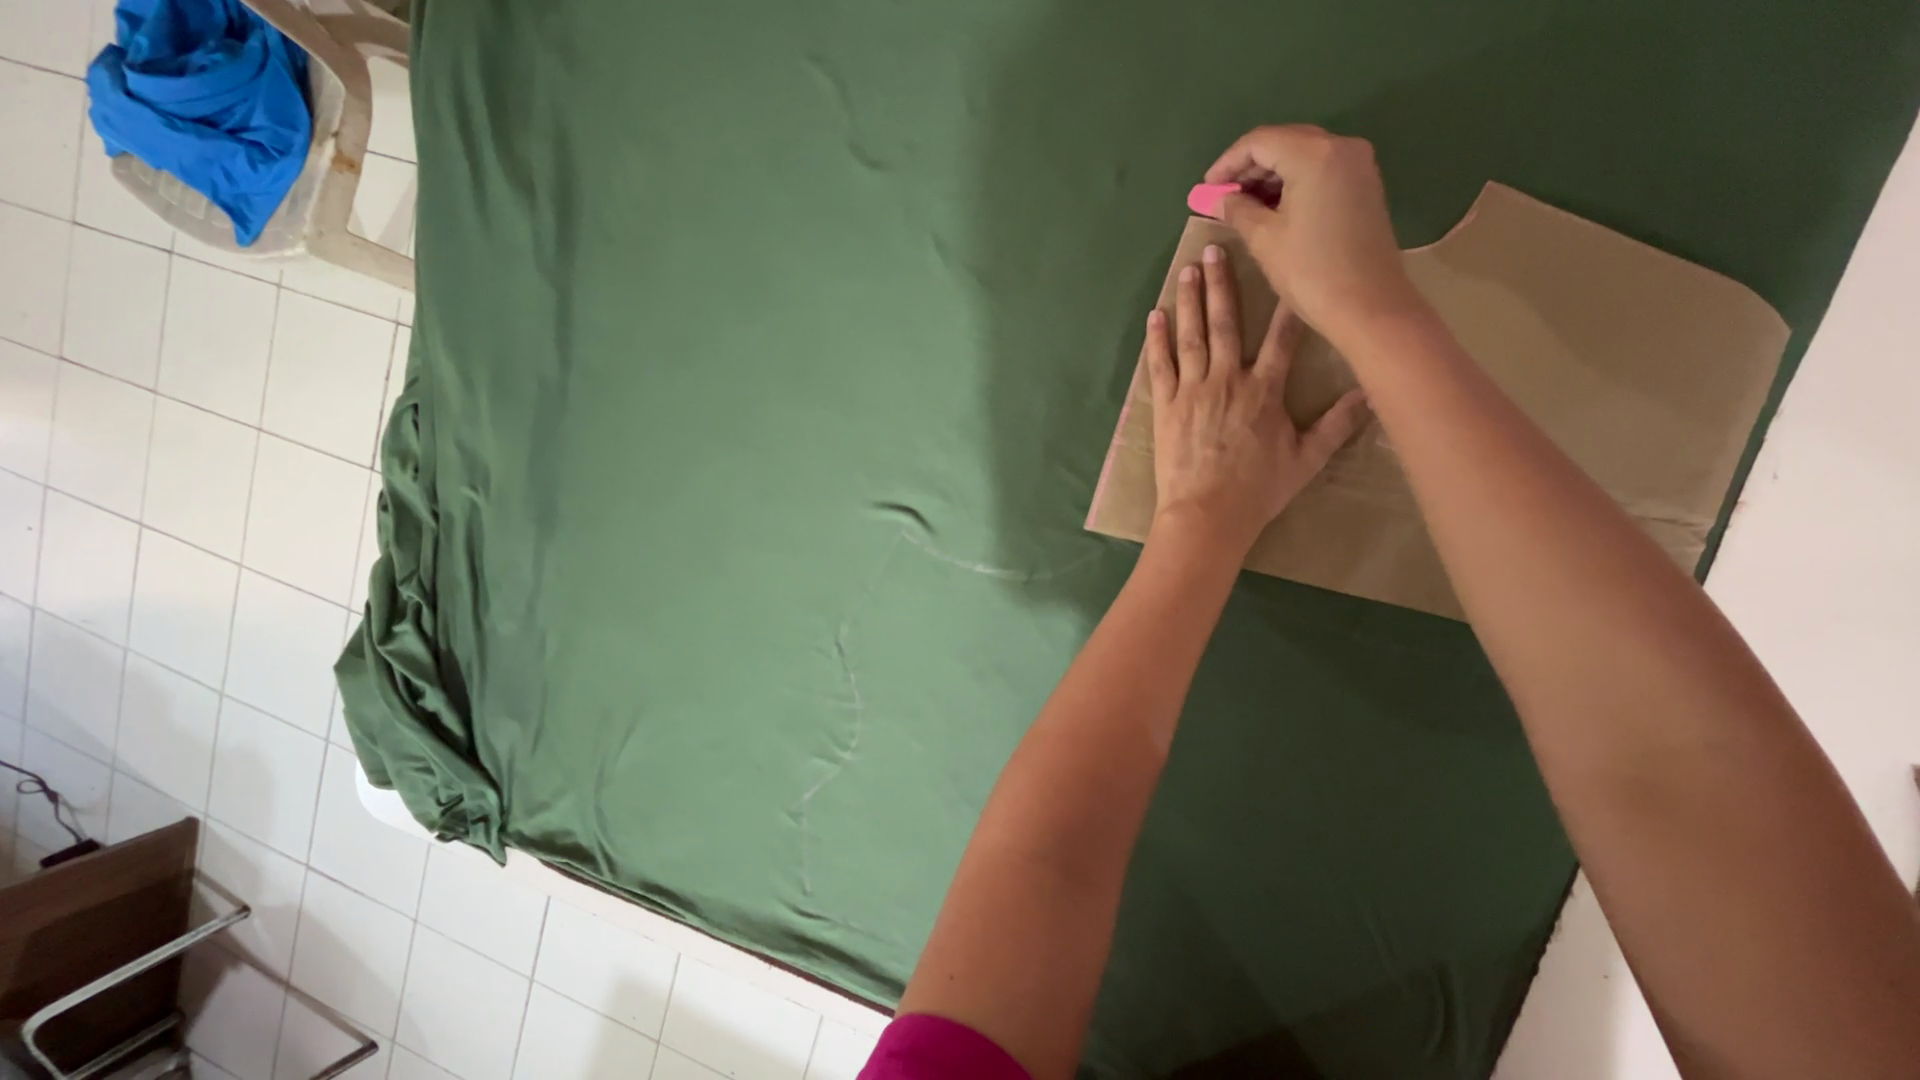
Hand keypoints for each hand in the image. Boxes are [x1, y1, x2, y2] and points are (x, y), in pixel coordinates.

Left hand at [1146, 243, 1371, 551]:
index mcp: (1264, 390)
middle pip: (1226, 323)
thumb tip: (1371, 394)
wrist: (1207, 514)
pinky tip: (1156, 315)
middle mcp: (1227, 380)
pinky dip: (1157, 339)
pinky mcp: (1165, 406)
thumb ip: (1337, 425)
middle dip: (1223, 284)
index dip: (1286, 304)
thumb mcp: (1306, 459)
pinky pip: (1160, 365)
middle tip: (1215, 249)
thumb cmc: (1258, 490)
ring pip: (1191, 336)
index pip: (1281, 338)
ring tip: (1189, 270)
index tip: (1286, 271)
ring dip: (1191, 300)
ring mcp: (1192, 390)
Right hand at [1206, 125, 1427, 345]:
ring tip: (1243, 206)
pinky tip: (1273, 208)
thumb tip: (1219, 200)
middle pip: (1283, 141)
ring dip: (1270, 175)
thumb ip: (1238, 210)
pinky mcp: (1364, 185)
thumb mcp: (1264, 239)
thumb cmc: (1310, 271)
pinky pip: (1321, 170)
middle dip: (1248, 167)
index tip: (1205, 189)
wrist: (1369, 305)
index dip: (1226, 163)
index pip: (1259, 141)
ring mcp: (1358, 165)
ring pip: (1303, 154)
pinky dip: (1293, 182)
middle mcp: (1340, 147)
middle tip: (1222, 197)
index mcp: (1313, 155)